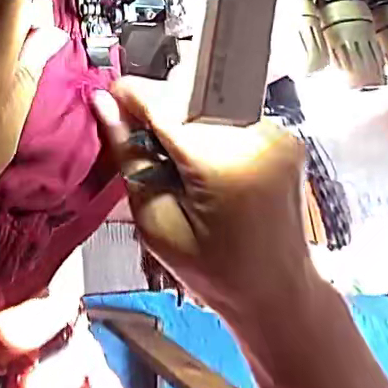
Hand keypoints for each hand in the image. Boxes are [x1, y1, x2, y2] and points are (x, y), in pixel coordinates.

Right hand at [91, 77, 314, 319]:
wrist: (280, 292)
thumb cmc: (218, 272)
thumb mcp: (156, 224)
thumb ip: (129, 157)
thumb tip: (105, 104)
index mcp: (222, 165)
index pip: (164, 103)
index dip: (131, 95)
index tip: (110, 97)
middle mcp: (254, 139)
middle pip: (186, 96)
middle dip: (158, 109)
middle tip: (144, 142)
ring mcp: (274, 133)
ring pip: (206, 100)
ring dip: (183, 118)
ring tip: (179, 160)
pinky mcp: (282, 133)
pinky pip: (229, 113)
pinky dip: (209, 128)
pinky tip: (206, 162)